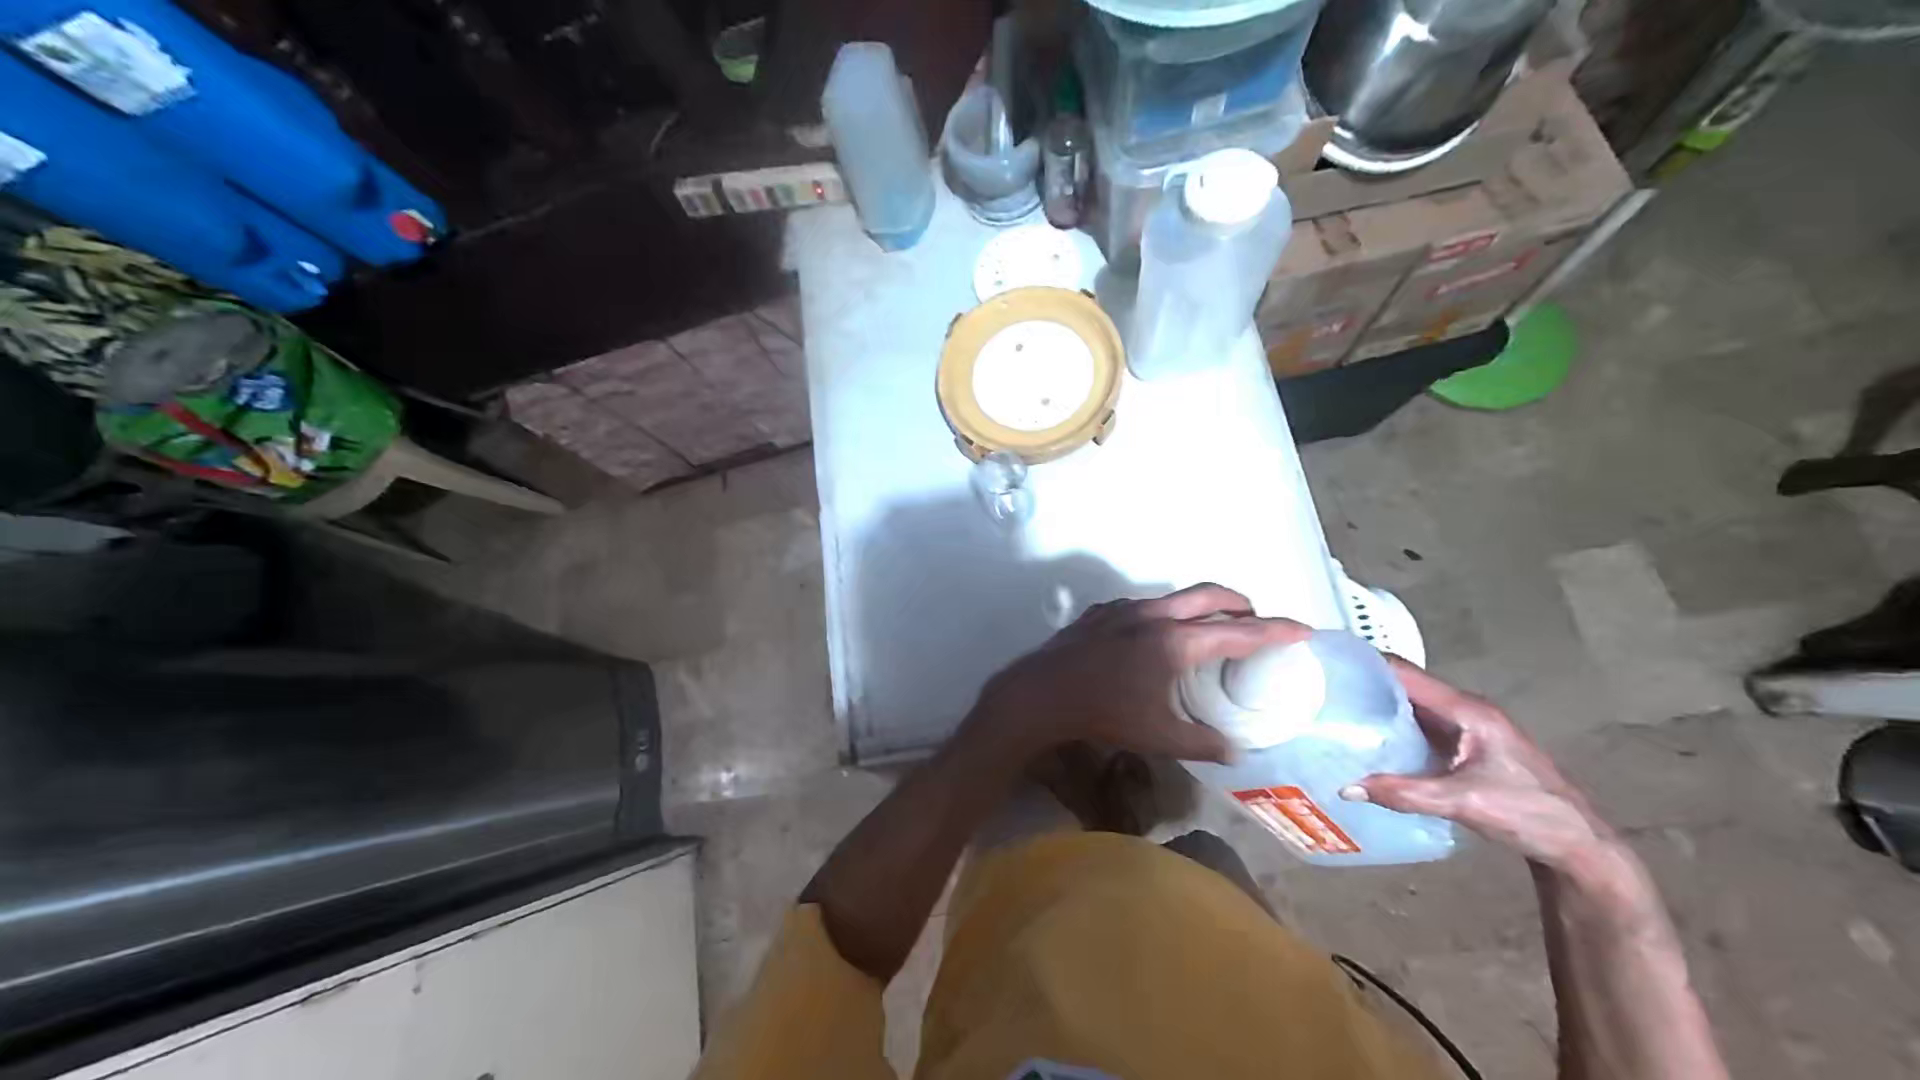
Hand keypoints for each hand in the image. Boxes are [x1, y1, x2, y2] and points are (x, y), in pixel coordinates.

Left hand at [968, 583, 1309, 763]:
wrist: (1041, 695)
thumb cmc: (1103, 715)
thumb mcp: (1159, 737)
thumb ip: (1203, 743)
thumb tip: (1236, 752)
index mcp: (1175, 642)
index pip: (1239, 631)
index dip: (1276, 630)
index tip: (1303, 628)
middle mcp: (1153, 615)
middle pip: (1209, 594)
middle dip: (1240, 602)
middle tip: (1255, 620)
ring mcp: (1122, 609)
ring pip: (1173, 596)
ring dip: (1198, 606)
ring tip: (1206, 628)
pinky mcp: (1099, 612)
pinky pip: (1141, 605)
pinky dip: (1161, 614)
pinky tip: (1153, 637)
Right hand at [1344, 660, 1615, 870]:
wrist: (1580, 847)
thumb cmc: (1531, 815)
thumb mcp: (1464, 803)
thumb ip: (1405, 794)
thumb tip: (1345, 788)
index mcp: (1467, 710)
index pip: (1405, 673)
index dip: (1366, 663)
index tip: (1325, 660)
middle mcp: (1464, 711)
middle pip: (1404, 686)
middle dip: (1363, 683)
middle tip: (1317, 688)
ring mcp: (1465, 729)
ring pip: (1410, 707)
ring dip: (1375, 706)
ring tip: (1331, 711)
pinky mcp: (1464, 747)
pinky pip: (1418, 727)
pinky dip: (1390, 728)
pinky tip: (1366, 741)